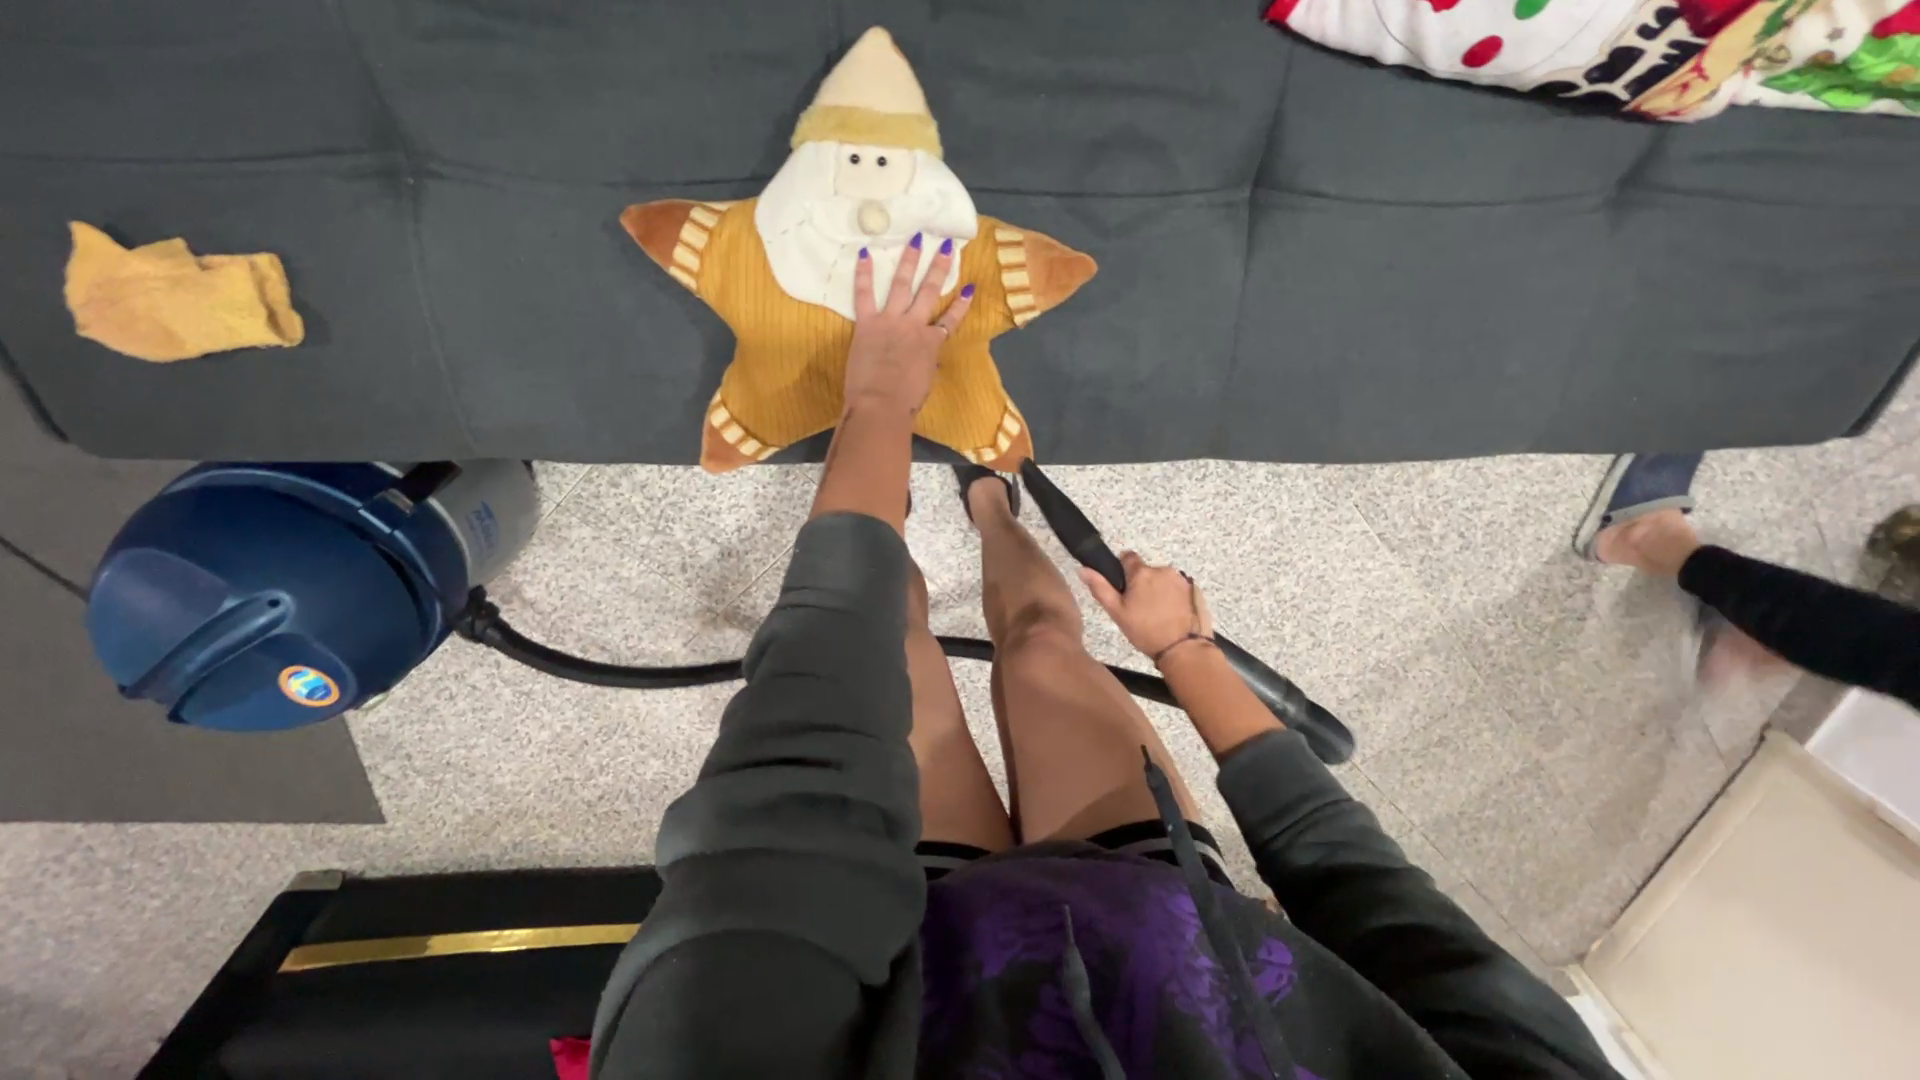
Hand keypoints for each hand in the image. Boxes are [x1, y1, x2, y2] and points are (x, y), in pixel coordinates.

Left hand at [843, 235, 974, 415]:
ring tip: (916, 239)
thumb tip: (927, 359)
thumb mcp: (925, 382)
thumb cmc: (905, 402)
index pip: (951, 319)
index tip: (969, 286)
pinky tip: (864, 253)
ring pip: (903, 284)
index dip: (961, 303)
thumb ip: (927, 364)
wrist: (881, 405)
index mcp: (932, 344)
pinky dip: (864, 274)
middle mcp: (915, 326)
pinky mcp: (867, 323)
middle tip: (947, 245)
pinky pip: (865, 294)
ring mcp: (891, 321)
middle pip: (930, 292)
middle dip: (939, 267)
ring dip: (910, 260)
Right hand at [1078, 552, 1215, 664]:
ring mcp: (1181, 579)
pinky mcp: (1195, 590)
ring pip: (1163, 580)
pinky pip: (1179, 588)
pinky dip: (1174, 597)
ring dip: (1159, 590)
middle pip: (1147, 571)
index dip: (1123, 569)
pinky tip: (1172, 615)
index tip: (1124, 586)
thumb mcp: (1117, 612)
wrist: (1184, 649)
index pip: (1128, 557)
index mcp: (1141, 573)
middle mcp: (1163, 569)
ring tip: (1158, 614)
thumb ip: (1100, 588)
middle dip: (1142, 584)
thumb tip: (1083, 569)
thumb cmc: (1146, 631)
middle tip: (1140, 608)